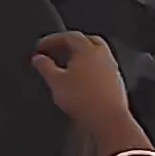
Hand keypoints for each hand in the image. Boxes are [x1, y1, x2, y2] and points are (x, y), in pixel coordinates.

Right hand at [31, 32, 148, 155]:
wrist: (108, 119)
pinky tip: (82, 81)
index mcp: (87, 49)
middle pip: (85, 41)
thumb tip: (39, 59)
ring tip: (67, 66)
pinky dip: (90, 70)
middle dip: (69, 44)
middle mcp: (102, 55)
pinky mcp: (116, 82)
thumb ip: (45, 67)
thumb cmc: (85, 100)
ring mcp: (112, 68)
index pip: (68, 36)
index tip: (42, 46)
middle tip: (56, 52)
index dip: (52, 39)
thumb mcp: (55, 82)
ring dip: (81, 57)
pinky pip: (101, 69)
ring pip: (95, 54)